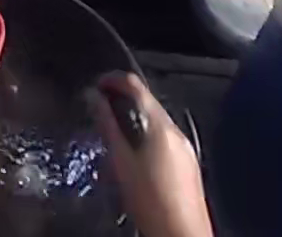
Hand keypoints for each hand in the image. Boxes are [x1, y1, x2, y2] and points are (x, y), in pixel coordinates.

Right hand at [85, 73, 212, 236]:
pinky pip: (164, 137)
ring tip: (113, 128)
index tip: (96, 85)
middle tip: (100, 106)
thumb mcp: (121, 162)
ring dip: (133, 116)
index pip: (136, 85)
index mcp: (161, 126)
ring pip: (155, 119)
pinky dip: (146, 133)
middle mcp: (177, 132)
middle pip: (147, 101)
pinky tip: (134, 151)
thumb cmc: (151, 202)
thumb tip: (92, 96)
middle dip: (122, 98)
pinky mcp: (189, 165)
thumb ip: (107, 125)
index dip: (113, 79)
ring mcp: (186, 149)